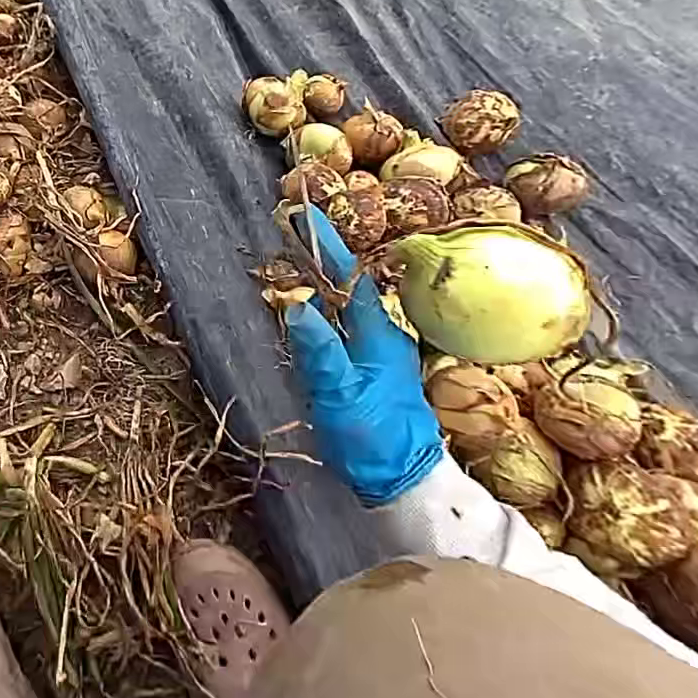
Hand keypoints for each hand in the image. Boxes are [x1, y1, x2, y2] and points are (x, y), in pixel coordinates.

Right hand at [283, 207, 444, 505]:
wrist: (406, 482)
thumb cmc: (374, 440)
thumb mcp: (341, 395)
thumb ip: (320, 351)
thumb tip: (296, 305)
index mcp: (378, 333)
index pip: (350, 277)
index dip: (328, 245)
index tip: (306, 215)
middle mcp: (381, 333)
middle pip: (347, 283)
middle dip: (320, 254)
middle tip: (292, 230)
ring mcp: (377, 350)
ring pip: (345, 303)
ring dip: (321, 278)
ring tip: (294, 258)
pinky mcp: (370, 367)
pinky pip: (343, 324)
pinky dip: (323, 306)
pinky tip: (308, 307)